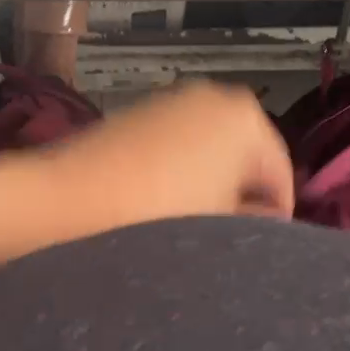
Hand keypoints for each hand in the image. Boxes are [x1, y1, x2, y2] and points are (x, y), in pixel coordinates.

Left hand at [43, 80, 293, 222]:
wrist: (68, 202)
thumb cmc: (159, 216)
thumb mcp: (223, 228)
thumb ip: (257, 223)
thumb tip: (262, 221)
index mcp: (246, 117)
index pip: (281, 177)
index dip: (272, 223)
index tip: (250, 254)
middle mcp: (214, 95)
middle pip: (245, 157)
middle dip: (239, 196)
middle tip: (219, 242)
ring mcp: (172, 98)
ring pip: (209, 150)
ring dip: (207, 183)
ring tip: (185, 227)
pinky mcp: (138, 110)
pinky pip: (175, 145)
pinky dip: (176, 170)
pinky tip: (156, 204)